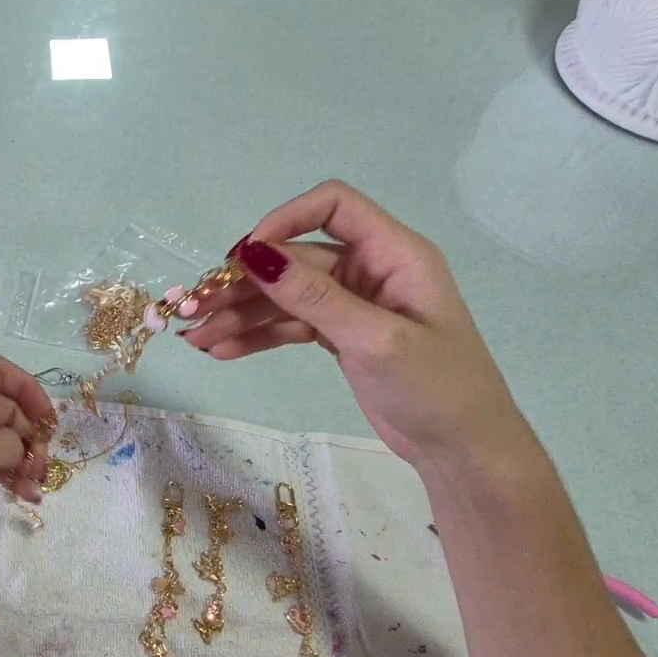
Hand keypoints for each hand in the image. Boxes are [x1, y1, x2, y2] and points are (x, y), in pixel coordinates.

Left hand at [0, 356, 56, 557]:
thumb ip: (5, 447)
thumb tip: (20, 444)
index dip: (28, 387)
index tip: (47, 420)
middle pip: (4, 407)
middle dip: (29, 435)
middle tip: (42, 469)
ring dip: (20, 459)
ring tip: (36, 491)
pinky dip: (2, 472)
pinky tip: (21, 496)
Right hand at [179, 180, 529, 467]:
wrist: (463, 449)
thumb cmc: (436, 388)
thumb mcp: (373, 339)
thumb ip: (313, 295)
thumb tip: (254, 254)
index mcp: (394, 254)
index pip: (333, 207)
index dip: (284, 221)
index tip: (242, 257)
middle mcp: (369, 269)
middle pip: (292, 260)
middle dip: (241, 283)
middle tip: (195, 308)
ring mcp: (350, 303)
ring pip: (282, 296)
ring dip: (239, 315)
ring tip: (196, 340)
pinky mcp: (337, 334)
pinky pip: (287, 324)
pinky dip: (255, 336)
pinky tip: (222, 352)